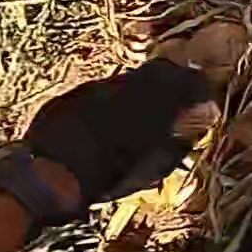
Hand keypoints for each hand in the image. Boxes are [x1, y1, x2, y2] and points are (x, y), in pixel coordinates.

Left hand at [19, 58, 219, 212]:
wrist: (46, 180)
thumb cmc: (110, 175)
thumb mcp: (158, 163)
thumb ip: (184, 136)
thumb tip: (203, 118)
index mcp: (155, 99)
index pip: (190, 80)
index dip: (200, 88)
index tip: (205, 100)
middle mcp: (127, 84)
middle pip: (160, 71)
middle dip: (172, 83)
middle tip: (177, 102)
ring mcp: (95, 87)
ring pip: (128, 80)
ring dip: (140, 93)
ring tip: (141, 116)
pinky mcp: (69, 97)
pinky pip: (99, 92)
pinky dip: (111, 103)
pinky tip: (107, 124)